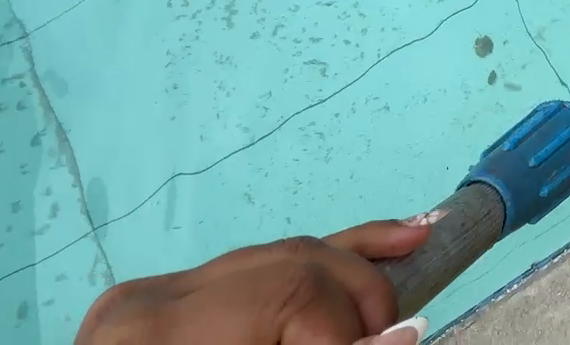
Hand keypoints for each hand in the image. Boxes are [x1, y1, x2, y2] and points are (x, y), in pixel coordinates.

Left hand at [74, 218, 436, 344]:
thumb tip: (411, 333)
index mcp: (160, 334)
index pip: (294, 297)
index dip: (349, 334)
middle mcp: (156, 298)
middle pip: (300, 266)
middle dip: (361, 304)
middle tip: (395, 339)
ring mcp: (166, 287)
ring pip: (293, 253)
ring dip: (358, 269)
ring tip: (413, 265)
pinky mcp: (180, 291)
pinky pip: (270, 256)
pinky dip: (332, 249)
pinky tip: (395, 234)